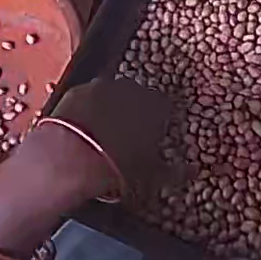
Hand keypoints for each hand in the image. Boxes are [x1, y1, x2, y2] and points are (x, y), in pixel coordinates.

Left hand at [44, 77, 170, 200]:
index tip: (156, 134)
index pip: (165, 107)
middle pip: (138, 96)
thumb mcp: (150, 173)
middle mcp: (130, 89)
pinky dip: (88, 108)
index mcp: (155, 105)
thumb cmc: (116, 165)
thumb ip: (174, 170)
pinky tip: (84, 126)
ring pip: (112, 93)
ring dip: (111, 107)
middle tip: (130, 135)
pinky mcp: (76, 90)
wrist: (69, 158)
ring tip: (105, 131)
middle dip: (136, 111)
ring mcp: (102, 86)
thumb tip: (191, 171)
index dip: (160, 121)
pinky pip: (88, 96)